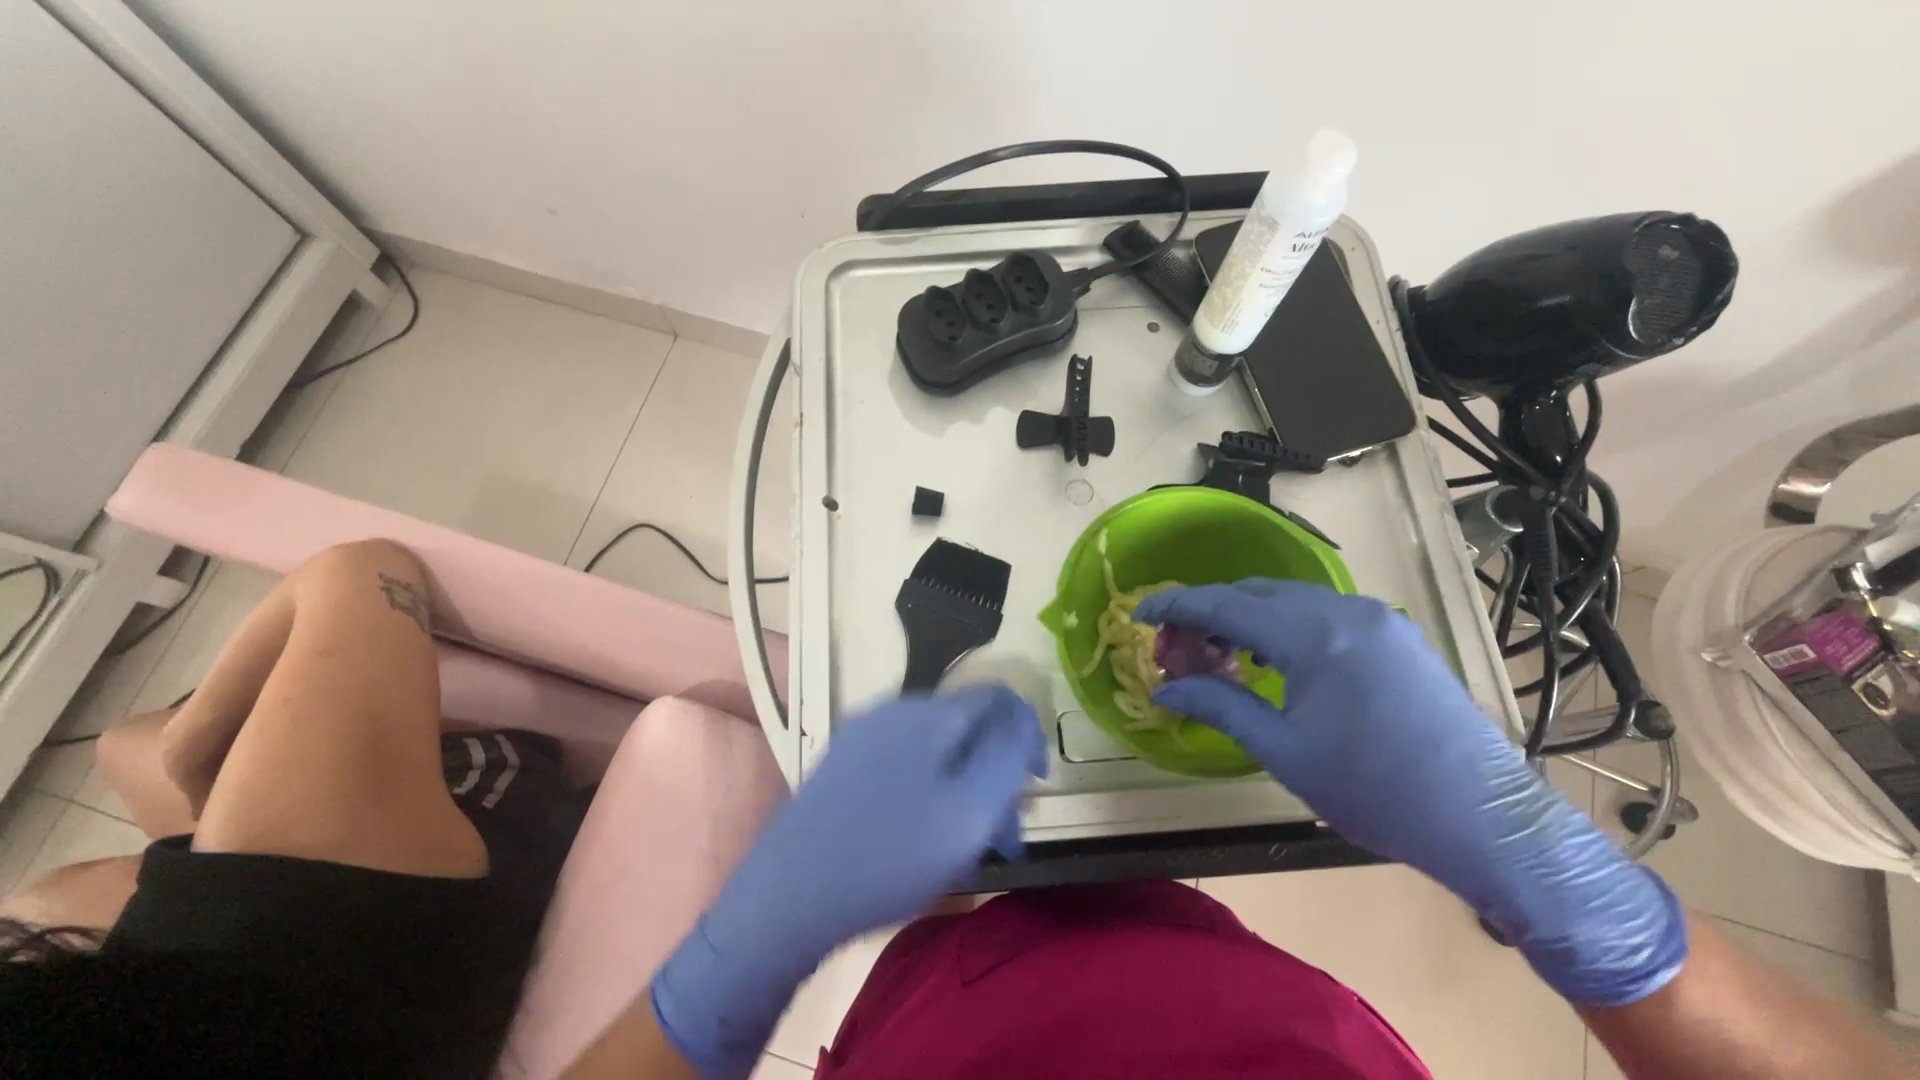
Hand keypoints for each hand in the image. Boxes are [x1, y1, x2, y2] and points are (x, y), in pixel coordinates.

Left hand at [650, 684, 1045, 1074]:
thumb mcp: (969, 813)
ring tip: (966, 846)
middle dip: (995, 773)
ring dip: (964, 788)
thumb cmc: (890, 858)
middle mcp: (893, 711)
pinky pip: (904, 764)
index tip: (1033, 789)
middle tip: (1004, 836)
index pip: (999, 697)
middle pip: (967, 727)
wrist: (788, 898)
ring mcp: (861, 737)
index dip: (1029, 736)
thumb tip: (1022, 723)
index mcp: (929, 714)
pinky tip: (924, 838)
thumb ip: (1007, 758)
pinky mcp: (840, 767)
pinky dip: (930, 792)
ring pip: (936, 750)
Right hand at [1134, 579, 1685, 1007]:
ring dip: (1247, 620)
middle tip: (1177, 655)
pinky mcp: (1398, 636)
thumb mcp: (1283, 750)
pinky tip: (1273, 661)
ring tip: (1220, 659)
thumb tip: (1163, 692)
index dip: (1175, 608)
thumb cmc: (1372, 790)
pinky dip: (1285, 627)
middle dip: (1209, 615)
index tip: (1139, 617)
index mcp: (1312, 634)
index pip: (1224, 604)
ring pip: (1291, 600)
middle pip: (1256, 593)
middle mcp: (1345, 609)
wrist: (1483, 818)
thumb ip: (1219, 707)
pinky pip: (1324, 614)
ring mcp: (1378, 619)